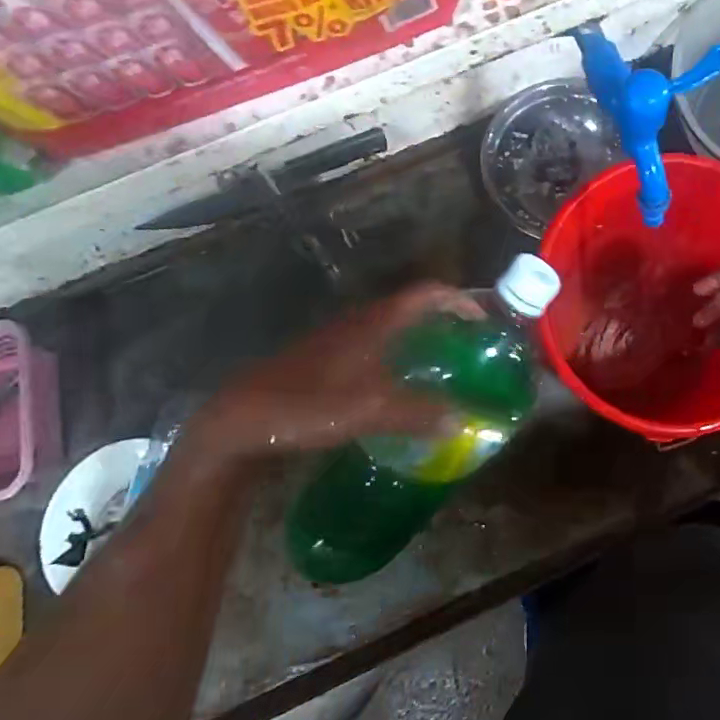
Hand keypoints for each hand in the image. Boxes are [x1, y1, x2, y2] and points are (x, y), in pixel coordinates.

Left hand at [187, 282, 483, 461]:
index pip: (426, 294)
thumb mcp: (368, 412)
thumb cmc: (303, 406)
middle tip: (473, 345)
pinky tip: (404, 386)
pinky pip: (376, 348)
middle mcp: (358, 324)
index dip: (460, 300)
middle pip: (412, 309)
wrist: (235, 424)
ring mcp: (338, 342)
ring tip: (447, 366)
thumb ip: (419, 414)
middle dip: (447, 321)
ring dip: (423, 339)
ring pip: (393, 329)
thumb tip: (465, 420)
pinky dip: (400, 357)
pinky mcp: (325, 361)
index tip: (485, 320)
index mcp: (373, 325)